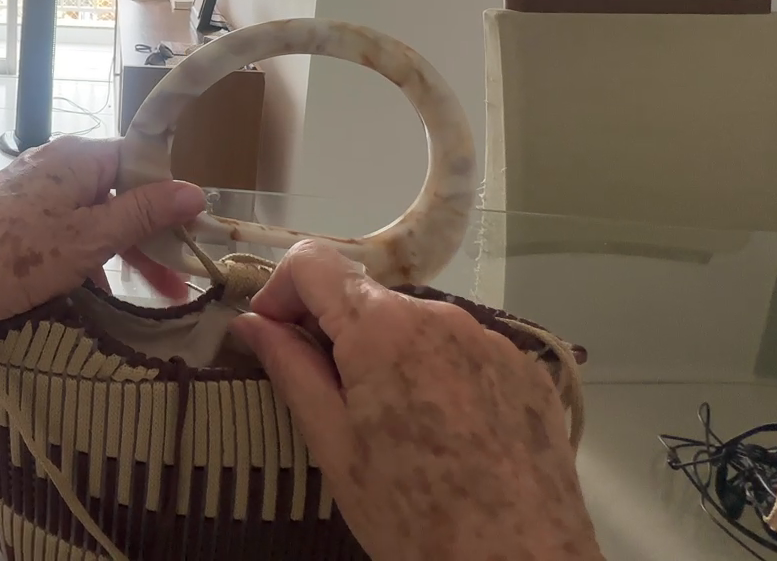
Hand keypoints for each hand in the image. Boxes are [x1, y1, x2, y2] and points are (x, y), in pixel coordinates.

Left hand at [0, 136, 206, 337]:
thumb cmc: (18, 255)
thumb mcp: (92, 237)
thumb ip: (144, 213)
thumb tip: (195, 189)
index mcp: (77, 157)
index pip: (138, 160)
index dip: (168, 194)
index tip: (191, 232)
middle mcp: (55, 162)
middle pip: (117, 190)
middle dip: (149, 233)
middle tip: (178, 278)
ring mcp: (32, 187)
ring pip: (92, 212)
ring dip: (121, 248)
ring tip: (151, 291)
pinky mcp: (15, 212)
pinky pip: (65, 225)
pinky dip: (86, 252)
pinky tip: (99, 289)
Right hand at [229, 241, 601, 560]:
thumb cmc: (411, 516)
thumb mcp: (331, 441)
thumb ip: (288, 365)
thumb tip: (250, 321)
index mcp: (384, 326)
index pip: (313, 261)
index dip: (280, 289)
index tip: (274, 332)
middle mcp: (440, 314)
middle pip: (362, 294)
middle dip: (333, 328)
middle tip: (326, 390)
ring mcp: (491, 340)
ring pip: (409, 320)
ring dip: (383, 348)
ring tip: (389, 417)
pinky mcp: (526, 371)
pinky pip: (458, 346)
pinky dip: (432, 367)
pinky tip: (441, 427)